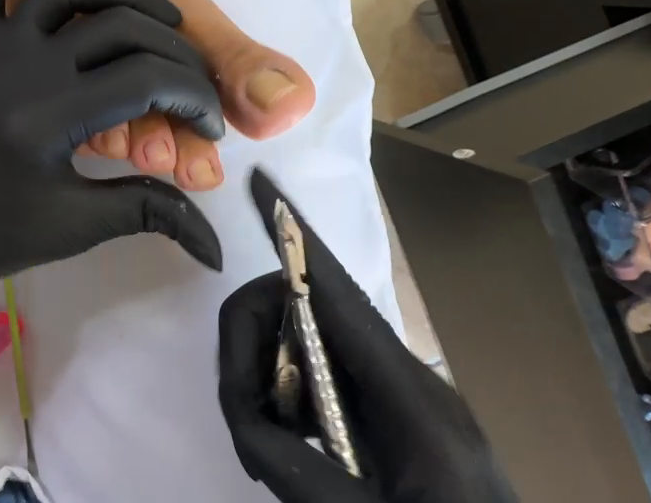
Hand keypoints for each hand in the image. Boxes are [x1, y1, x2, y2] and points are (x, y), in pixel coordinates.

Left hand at [0, 0, 225, 315]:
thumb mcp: (78, 227)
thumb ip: (151, 211)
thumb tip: (218, 240)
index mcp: (51, 119)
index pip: (146, 83)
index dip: (193, 100)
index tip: (210, 130)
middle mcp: (25, 69)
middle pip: (119, 32)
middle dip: (175, 58)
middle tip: (195, 90)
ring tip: (162, 19)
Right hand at [217, 170, 516, 502]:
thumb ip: (288, 465)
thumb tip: (241, 414)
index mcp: (409, 395)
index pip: (337, 291)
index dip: (293, 236)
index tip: (260, 183)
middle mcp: (404, 374)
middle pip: (306, 310)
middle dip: (253, 342)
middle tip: (242, 413)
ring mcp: (399, 392)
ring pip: (306, 340)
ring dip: (265, 376)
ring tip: (265, 446)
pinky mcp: (394, 413)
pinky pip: (322, 375)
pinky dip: (287, 399)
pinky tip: (288, 447)